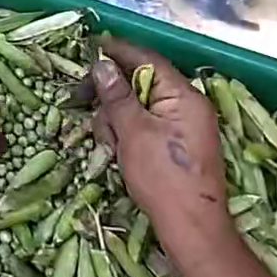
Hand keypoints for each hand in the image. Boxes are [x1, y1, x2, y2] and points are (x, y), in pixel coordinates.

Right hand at [90, 36, 231, 258]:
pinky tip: (117, 152)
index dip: (119, 51)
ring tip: (110, 145)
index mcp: (183, 97)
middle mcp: (186, 107)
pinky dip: (126, 134)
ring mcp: (182, 128)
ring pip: (137, 108)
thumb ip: (117, 95)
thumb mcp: (134, 132)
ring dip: (116, 120)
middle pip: (140, 84)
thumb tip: (102, 64)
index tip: (93, 46)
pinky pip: (144, 127)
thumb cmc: (163, 178)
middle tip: (84, 103)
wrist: (191, 229)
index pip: (148, 60)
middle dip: (112, 97)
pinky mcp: (175, 146)